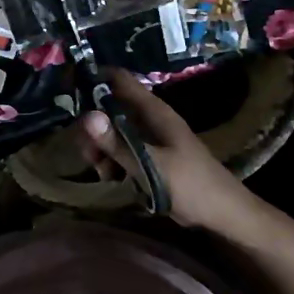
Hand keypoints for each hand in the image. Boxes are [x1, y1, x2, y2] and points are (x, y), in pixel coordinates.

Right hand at [75, 70, 269, 231]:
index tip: (68, 92)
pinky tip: (111, 178)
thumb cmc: (191, 185)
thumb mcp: (150, 166)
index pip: (119, 80)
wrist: (224, 214)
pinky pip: (122, 151)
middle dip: (93, 127)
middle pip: (110, 109)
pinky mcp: (150, 157)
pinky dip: (112, 161)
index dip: (94, 79)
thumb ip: (117, 143)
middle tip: (86, 151)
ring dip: (101, 149)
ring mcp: (150, 138)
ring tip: (101, 171)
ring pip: (113, 132)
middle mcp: (149, 119)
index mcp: (154, 112)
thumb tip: (87, 115)